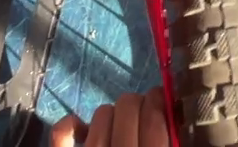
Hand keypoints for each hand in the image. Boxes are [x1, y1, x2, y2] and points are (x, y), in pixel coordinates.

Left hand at [49, 90, 166, 146]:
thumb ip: (166, 140)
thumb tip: (175, 114)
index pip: (155, 118)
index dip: (160, 100)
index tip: (163, 98)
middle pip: (128, 105)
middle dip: (138, 103)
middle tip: (144, 113)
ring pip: (102, 112)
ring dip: (112, 116)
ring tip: (118, 129)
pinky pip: (62, 131)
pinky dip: (71, 126)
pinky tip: (84, 132)